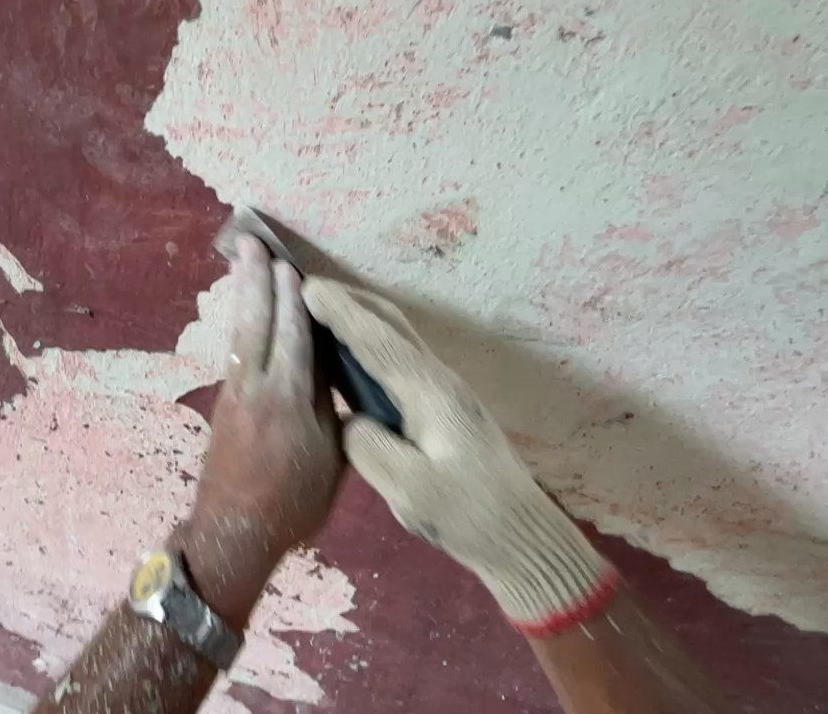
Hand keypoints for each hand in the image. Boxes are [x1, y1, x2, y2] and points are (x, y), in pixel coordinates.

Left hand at [180, 235, 342, 621]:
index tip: (292, 267)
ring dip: (242, 292)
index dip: (293, 301)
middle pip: (257, 322)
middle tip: (252, 243)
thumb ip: (327, 406)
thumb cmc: (293, 502)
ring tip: (241, 259)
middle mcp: (256, 386)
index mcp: (288, 401)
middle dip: (256, 281)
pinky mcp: (224, 397)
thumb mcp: (329, 459)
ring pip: (240, 330)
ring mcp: (234, 389)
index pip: (293, 339)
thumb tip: (326, 362)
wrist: (234, 528)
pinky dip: (237, 319)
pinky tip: (240, 305)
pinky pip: (233, 347)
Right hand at [303, 278, 617, 634]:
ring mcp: (440, 390)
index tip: (306, 287)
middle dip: (347, 298)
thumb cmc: (469, 515)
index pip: (377, 339)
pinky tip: (342, 351)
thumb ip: (369, 447)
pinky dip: (365, 339)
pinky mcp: (437, 406)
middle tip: (303, 287)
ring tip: (315, 309)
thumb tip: (349, 420)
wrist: (524, 540)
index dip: (340, 312)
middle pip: (389, 322)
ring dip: (356, 315)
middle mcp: (436, 379)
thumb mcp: (410, 491)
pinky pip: (394, 356)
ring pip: (393, 335)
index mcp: (430, 393)